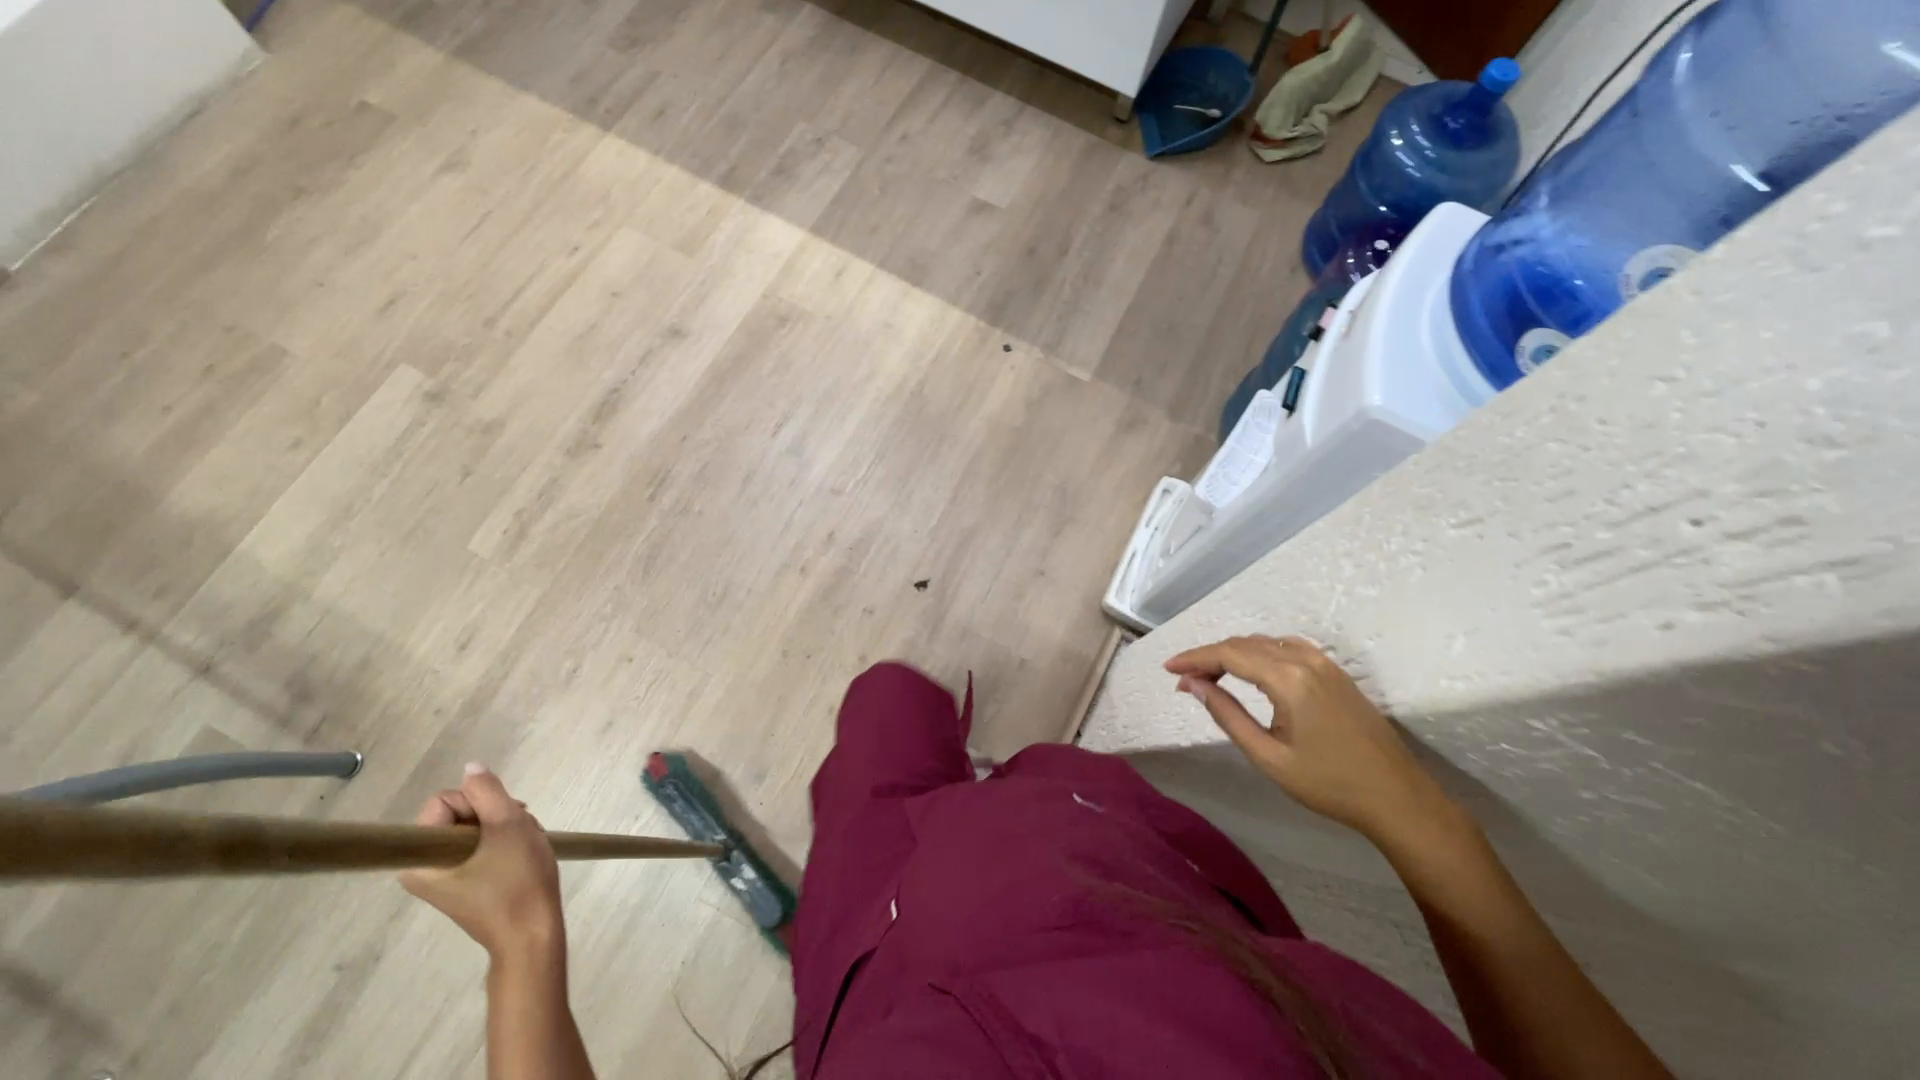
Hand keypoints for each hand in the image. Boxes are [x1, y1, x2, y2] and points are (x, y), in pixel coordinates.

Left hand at [401, 763, 564, 958]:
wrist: (532, 935)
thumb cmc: (518, 881)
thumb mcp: (509, 825)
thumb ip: (488, 791)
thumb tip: (471, 768)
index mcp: (419, 857)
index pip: (444, 802)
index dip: (479, 802)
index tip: (506, 819)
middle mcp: (418, 868)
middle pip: (455, 815)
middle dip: (492, 815)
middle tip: (520, 831)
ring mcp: (438, 880)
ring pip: (469, 831)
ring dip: (500, 829)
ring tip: (524, 846)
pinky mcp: (457, 888)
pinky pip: (472, 850)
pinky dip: (498, 846)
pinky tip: (518, 856)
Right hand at [1165, 635, 1452, 843]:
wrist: (1395, 796)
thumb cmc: (1328, 783)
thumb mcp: (1268, 756)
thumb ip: (1227, 715)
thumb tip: (1192, 685)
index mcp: (1288, 679)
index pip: (1229, 654)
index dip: (1194, 658)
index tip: (1168, 669)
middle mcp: (1306, 660)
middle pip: (1246, 644)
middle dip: (1211, 657)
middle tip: (1185, 681)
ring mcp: (1325, 664)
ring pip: (1267, 643)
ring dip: (1235, 654)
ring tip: (1211, 678)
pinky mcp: (1336, 673)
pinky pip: (1288, 648)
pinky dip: (1260, 654)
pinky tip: (1251, 673)